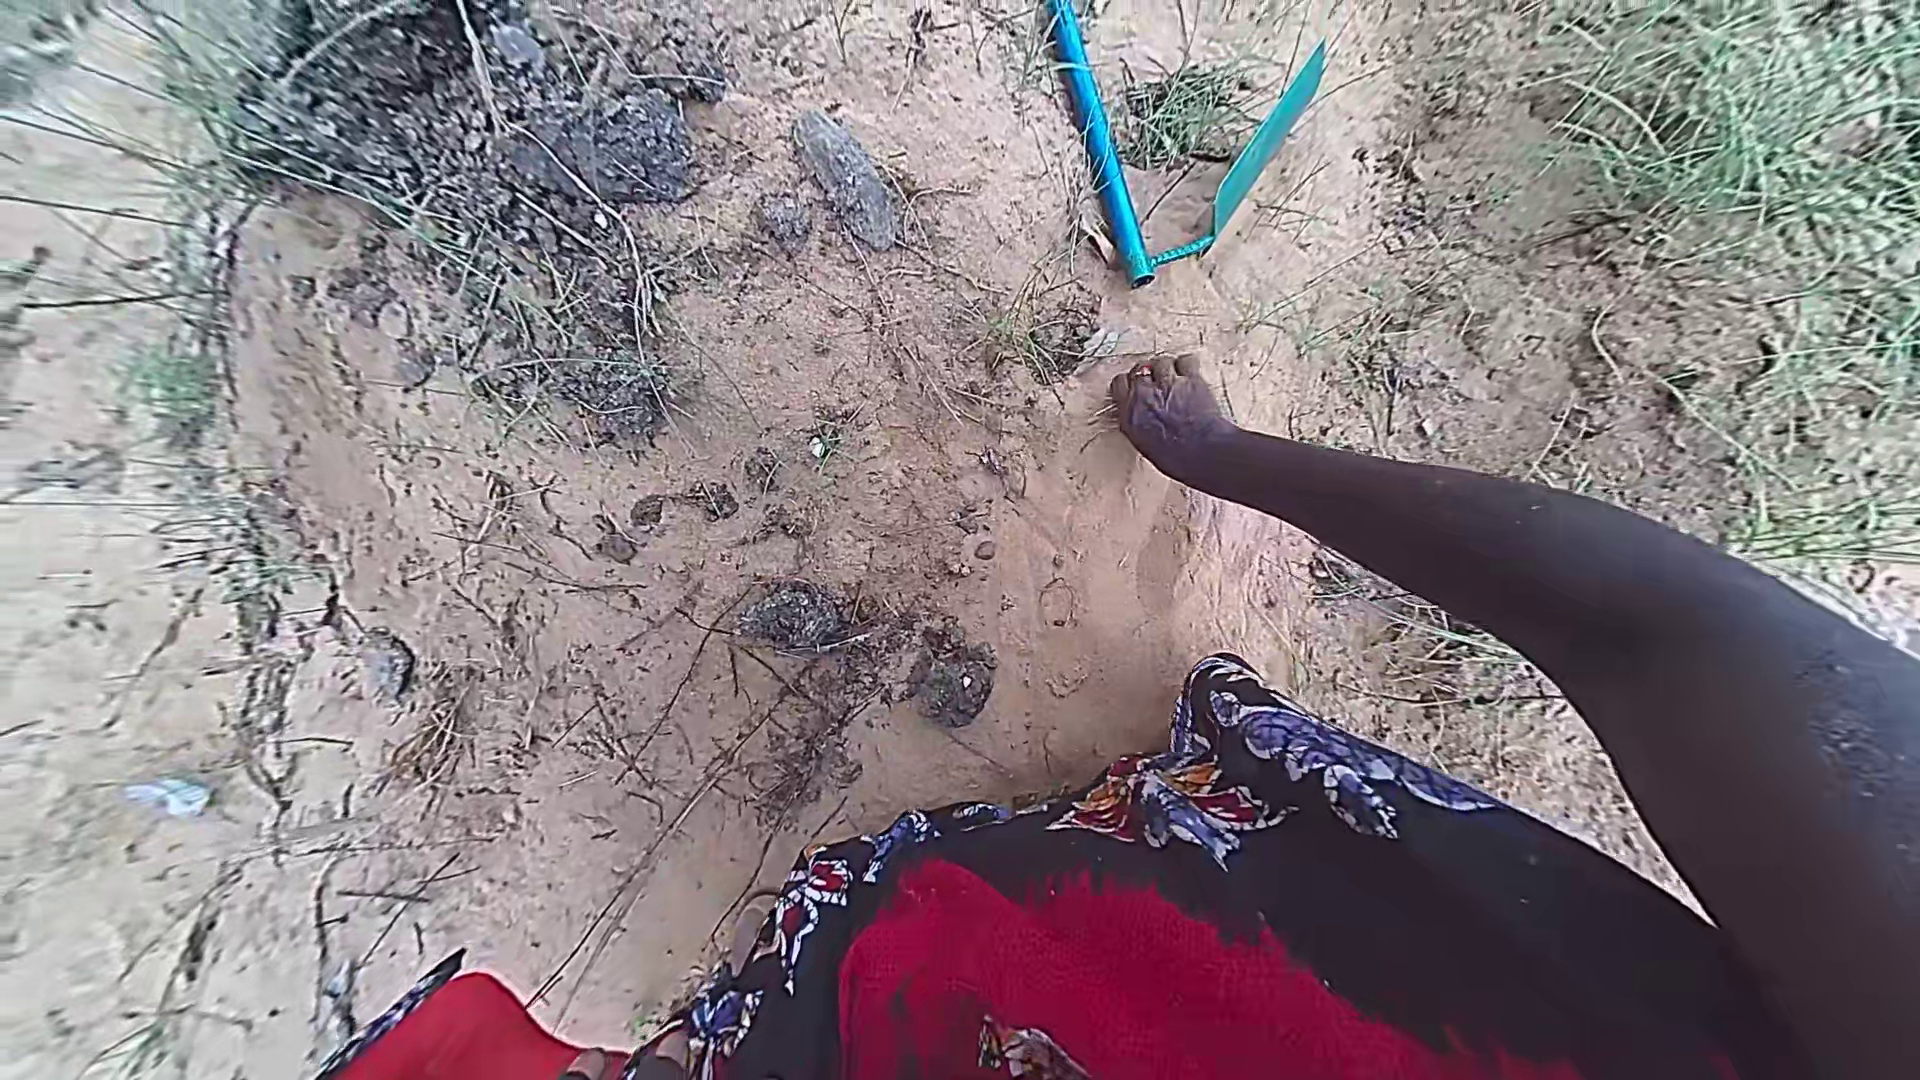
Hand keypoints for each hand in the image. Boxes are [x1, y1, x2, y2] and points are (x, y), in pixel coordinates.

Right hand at [1108, 355, 1236, 483]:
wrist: (1201, 453)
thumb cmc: (1175, 456)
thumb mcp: (1141, 442)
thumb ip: (1136, 421)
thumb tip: (1138, 414)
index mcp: (1129, 412)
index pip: (1119, 383)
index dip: (1128, 382)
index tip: (1134, 385)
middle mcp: (1145, 395)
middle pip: (1138, 369)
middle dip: (1146, 373)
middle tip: (1154, 379)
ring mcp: (1167, 384)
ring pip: (1161, 361)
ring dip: (1166, 367)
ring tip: (1173, 375)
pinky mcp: (1190, 379)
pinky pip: (1185, 360)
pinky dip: (1187, 364)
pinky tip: (1189, 371)